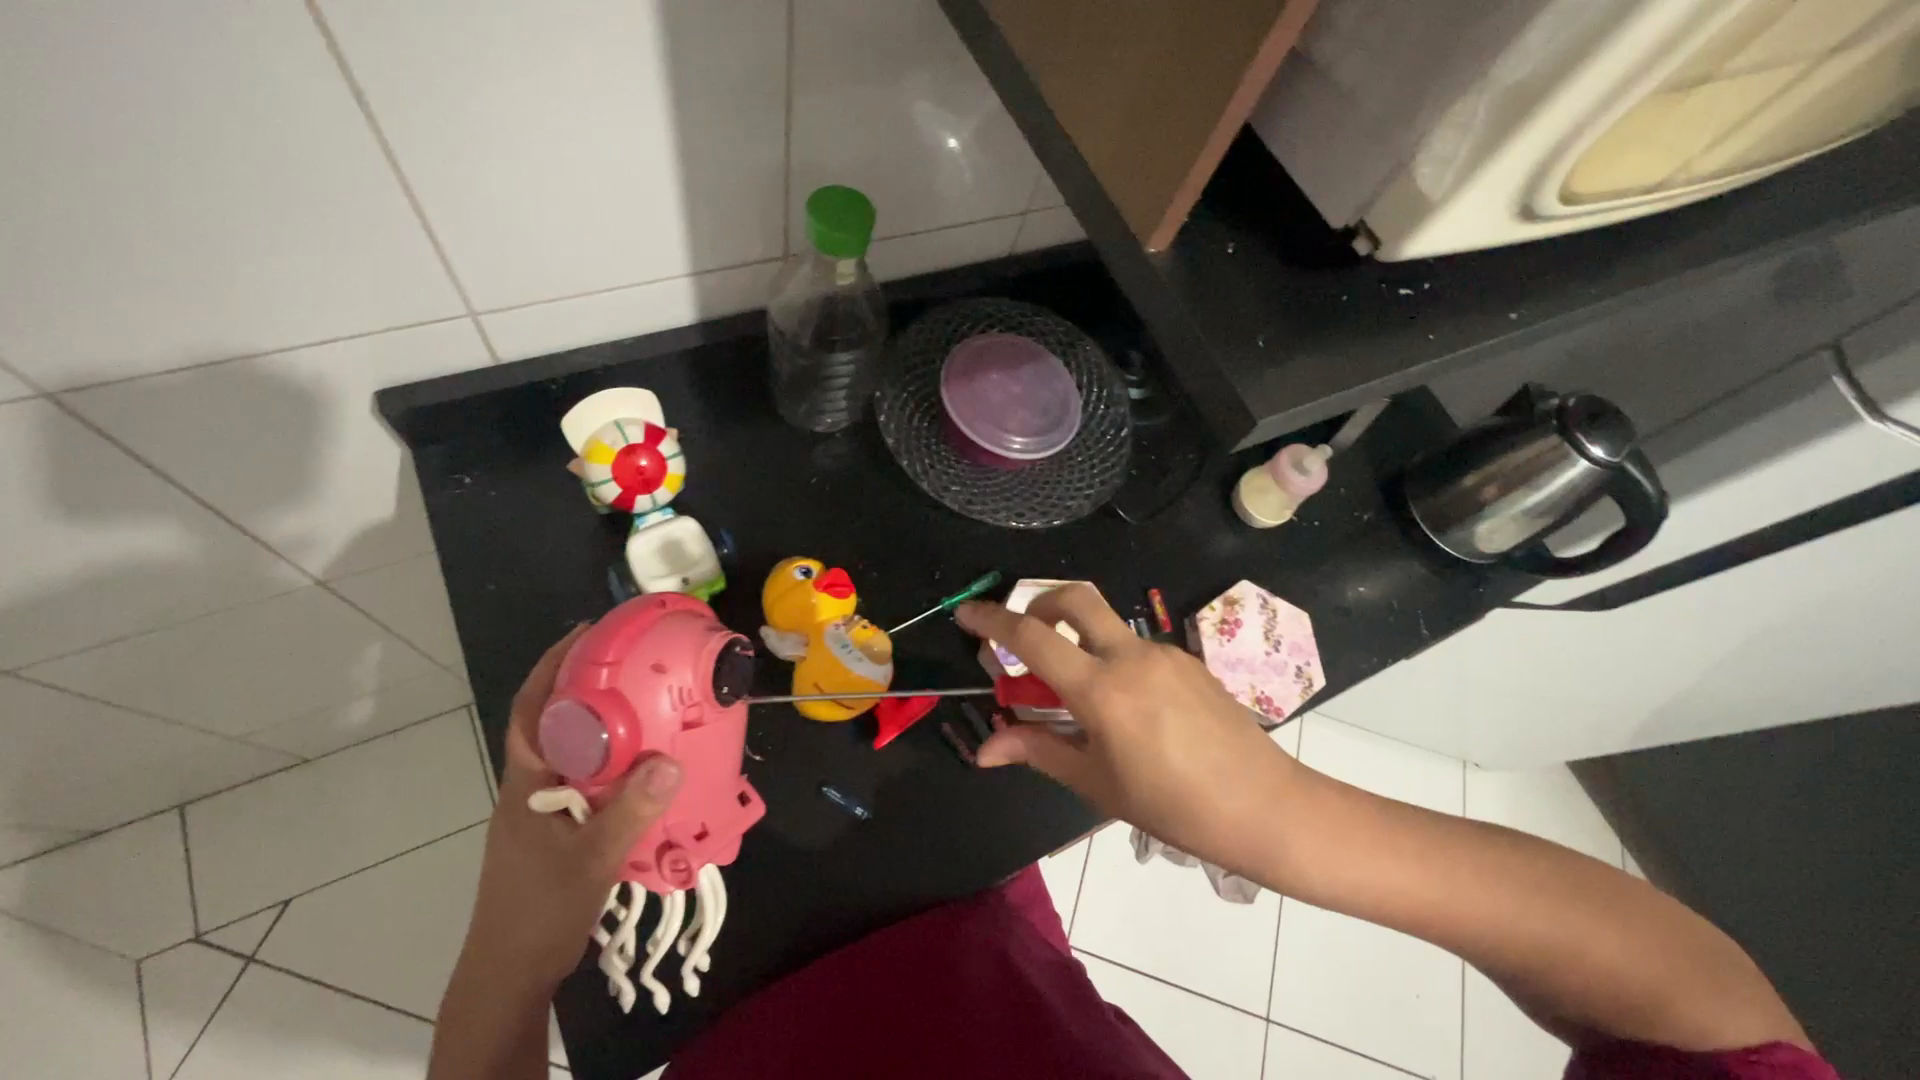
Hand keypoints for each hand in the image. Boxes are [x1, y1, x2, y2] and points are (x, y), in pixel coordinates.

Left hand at [460, 625, 684, 992]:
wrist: (510, 972)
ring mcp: (542, 812)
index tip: (590, 633)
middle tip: (638, 664)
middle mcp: (531, 787)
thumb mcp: (591, 859)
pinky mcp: (556, 832)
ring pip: (574, 753)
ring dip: (605, 726)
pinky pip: (587, 781)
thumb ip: (630, 810)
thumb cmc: (539, 911)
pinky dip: (614, 765)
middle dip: (589, 686)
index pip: (533, 709)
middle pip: (556, 722)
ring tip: (651, 709)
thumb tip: (670, 759)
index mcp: (527, 782)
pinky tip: (646, 772)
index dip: (555, 666)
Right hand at [956, 586, 1298, 865]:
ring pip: (1108, 625)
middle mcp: (1131, 657)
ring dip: (1078, 639)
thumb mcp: (1095, 782)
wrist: (1263, 806)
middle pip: (1075, 597)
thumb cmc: (1171, 805)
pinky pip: (1136, 648)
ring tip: (1077, 696)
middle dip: (1039, 603)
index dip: (992, 619)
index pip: (1032, 638)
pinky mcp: (1188, 662)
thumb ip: (1038, 750)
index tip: (966, 614)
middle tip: (1024, 635)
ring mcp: (1164, 654)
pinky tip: (1124, 710)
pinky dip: (1112, 660)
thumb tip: (984, 749)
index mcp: (1101, 690)